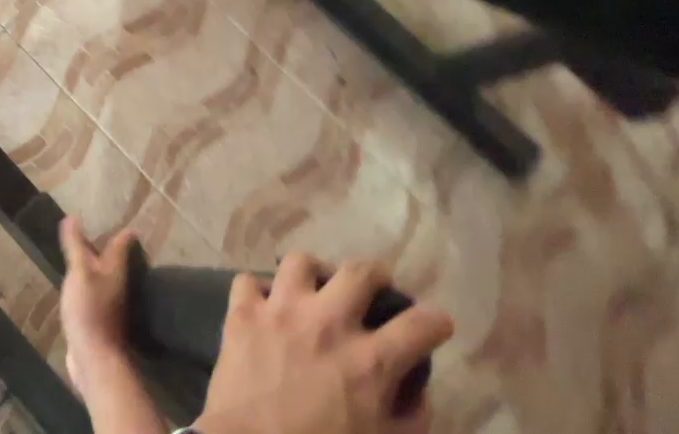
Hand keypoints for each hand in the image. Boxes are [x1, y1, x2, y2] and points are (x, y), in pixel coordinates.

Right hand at [57, 216, 137, 386]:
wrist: (93, 357)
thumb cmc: (89, 309)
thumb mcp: (79, 272)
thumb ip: (75, 245)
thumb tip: (72, 216)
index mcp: (116, 269)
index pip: (123, 242)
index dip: (123, 229)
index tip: (124, 217)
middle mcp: (116, 282)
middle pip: (115, 259)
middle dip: (109, 244)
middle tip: (100, 227)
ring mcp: (108, 301)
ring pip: (104, 275)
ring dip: (96, 263)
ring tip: (84, 250)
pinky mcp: (97, 316)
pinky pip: (93, 290)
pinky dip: (87, 280)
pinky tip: (76, 281)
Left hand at [196, 253, 453, 433]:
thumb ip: (410, 416)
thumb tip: (417, 388)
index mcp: (370, 362)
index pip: (419, 326)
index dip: (435, 322)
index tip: (436, 323)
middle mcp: (328, 323)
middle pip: (360, 272)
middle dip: (375, 276)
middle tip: (374, 288)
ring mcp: (281, 310)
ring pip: (300, 262)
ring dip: (313, 273)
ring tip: (315, 287)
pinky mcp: (242, 312)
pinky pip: (247, 280)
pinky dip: (258, 289)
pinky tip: (264, 303)